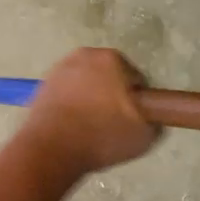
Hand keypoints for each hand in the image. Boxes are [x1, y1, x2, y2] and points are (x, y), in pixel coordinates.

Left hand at [18, 48, 159, 179]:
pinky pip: (67, 91)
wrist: (52, 146)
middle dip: (113, 95)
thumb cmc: (103, 134)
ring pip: (87, 83)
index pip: (135, 80)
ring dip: (91, 98)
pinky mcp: (44, 82)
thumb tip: (151, 115)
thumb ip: (154, 119)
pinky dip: (72, 103)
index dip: (137, 101)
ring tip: (91, 127)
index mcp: (112, 59)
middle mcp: (85, 54)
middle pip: (109, 77)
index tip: (132, 120)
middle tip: (114, 124)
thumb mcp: (145, 134)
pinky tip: (73, 124)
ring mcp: (61, 67)